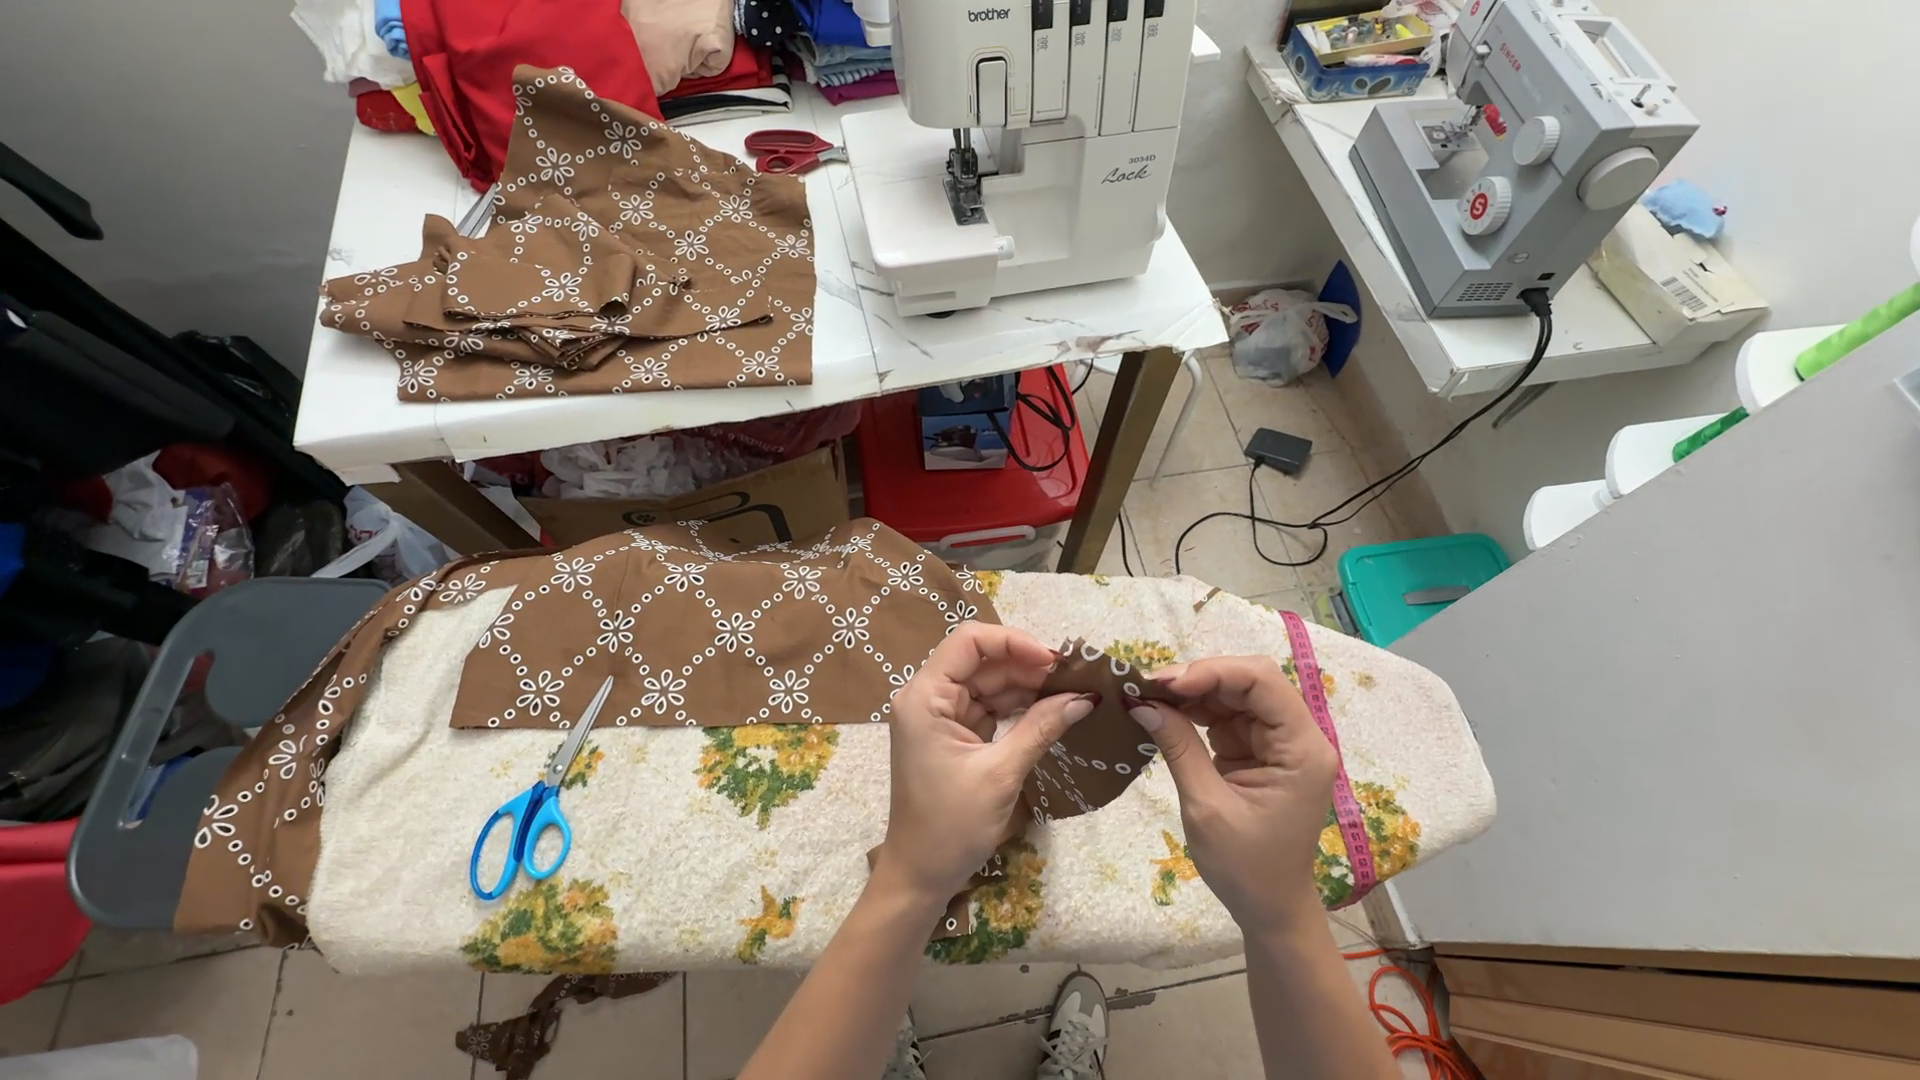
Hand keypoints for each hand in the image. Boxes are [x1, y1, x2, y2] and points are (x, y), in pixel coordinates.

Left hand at [878, 623, 1097, 902]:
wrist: (920, 875)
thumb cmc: (951, 825)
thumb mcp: (1000, 774)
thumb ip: (1040, 728)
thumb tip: (1084, 698)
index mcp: (925, 697)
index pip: (968, 642)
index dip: (1012, 641)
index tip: (1053, 659)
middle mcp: (928, 697)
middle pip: (982, 661)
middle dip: (1027, 664)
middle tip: (1076, 677)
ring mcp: (941, 716)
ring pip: (989, 682)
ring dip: (1028, 685)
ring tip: (1072, 690)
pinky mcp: (954, 734)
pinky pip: (989, 706)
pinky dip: (1019, 706)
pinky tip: (1052, 708)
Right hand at [1125, 657, 1337, 935]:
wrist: (1270, 909)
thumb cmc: (1246, 867)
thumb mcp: (1206, 807)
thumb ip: (1178, 747)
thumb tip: (1142, 702)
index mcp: (1302, 749)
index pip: (1262, 681)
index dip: (1213, 671)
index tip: (1165, 684)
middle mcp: (1297, 736)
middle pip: (1250, 680)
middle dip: (1199, 677)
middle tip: (1149, 687)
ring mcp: (1278, 741)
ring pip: (1235, 692)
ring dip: (1193, 691)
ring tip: (1150, 697)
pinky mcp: (1258, 750)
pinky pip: (1226, 714)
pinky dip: (1194, 709)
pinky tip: (1165, 712)